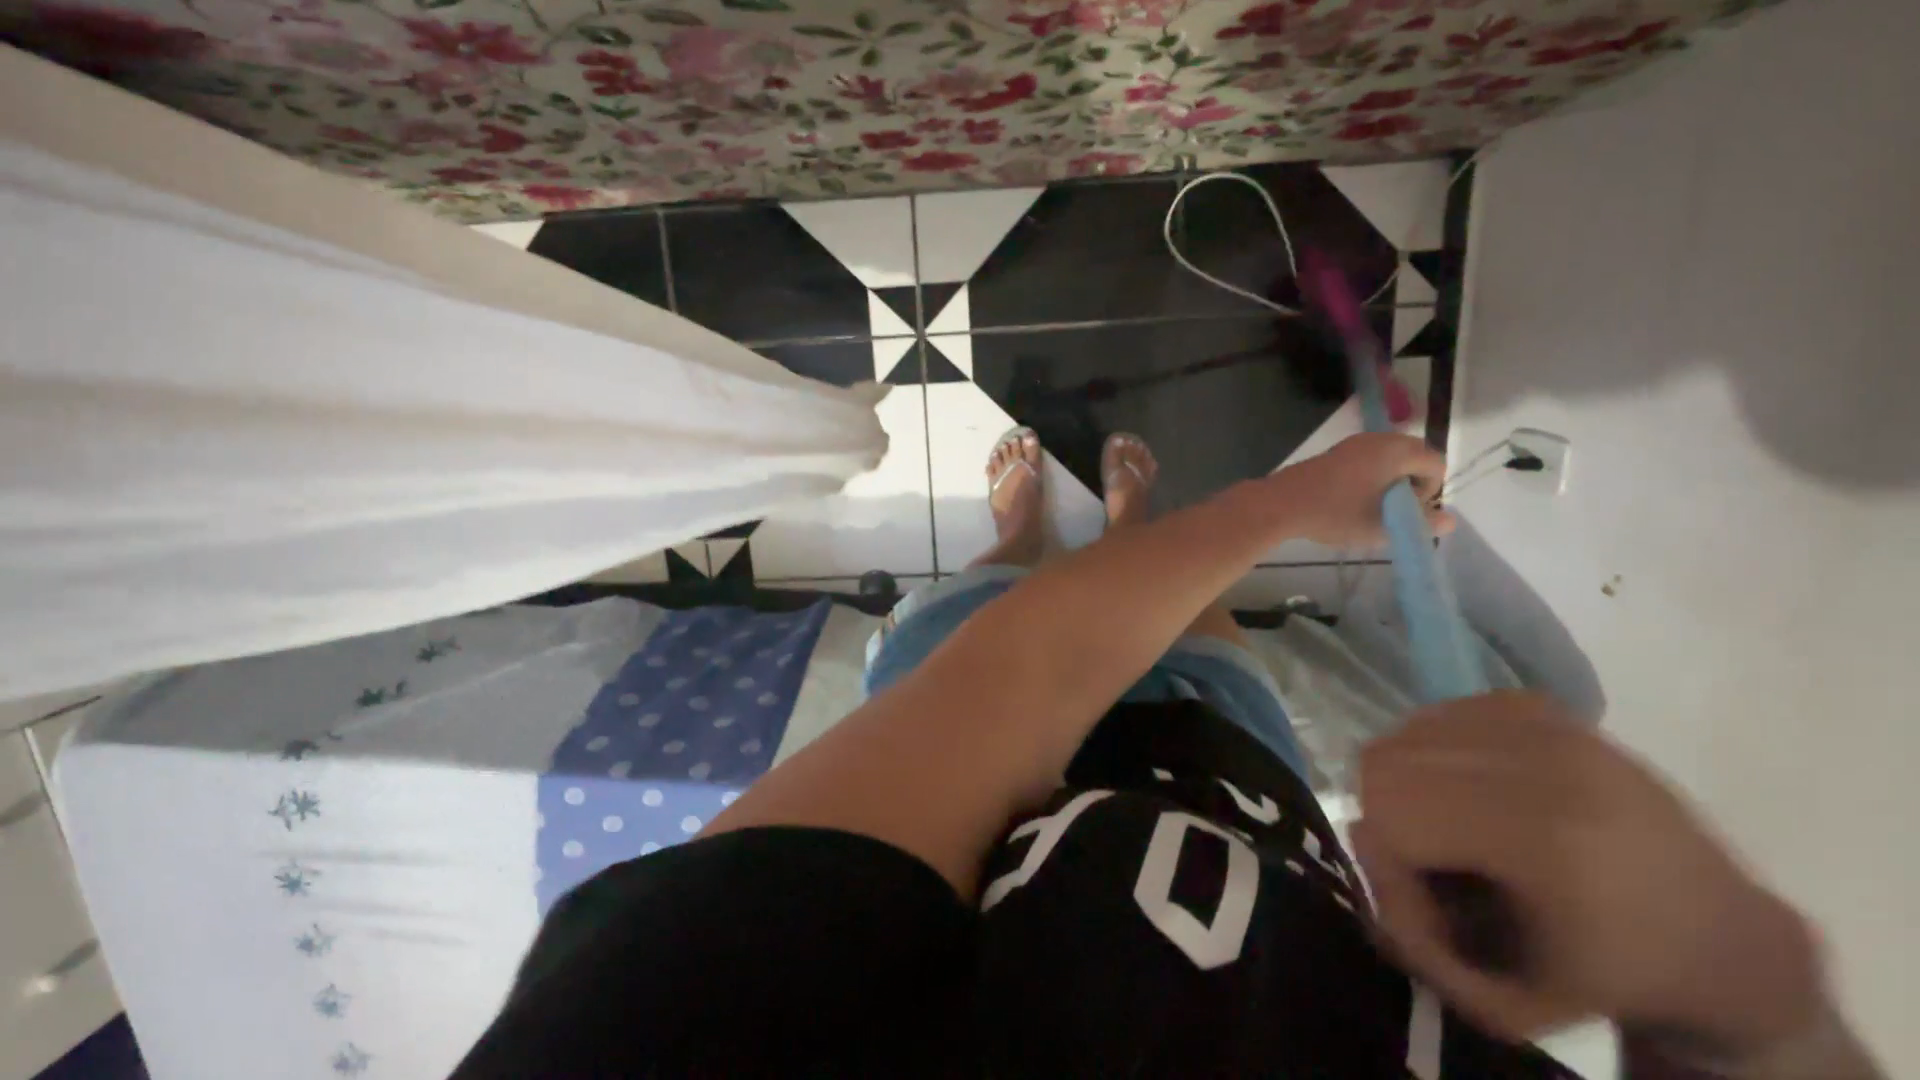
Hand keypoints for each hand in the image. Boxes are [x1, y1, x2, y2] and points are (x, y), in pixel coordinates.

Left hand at [1265, 433, 1451, 548]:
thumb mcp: (1383, 525)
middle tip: (1394, 510)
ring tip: (1373, 508)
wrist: (1282, 504)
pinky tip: (1353, 500)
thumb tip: (1451, 521)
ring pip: (1390, 458)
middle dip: (1413, 483)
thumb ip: (1422, 523)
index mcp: (1397, 450)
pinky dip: (1372, 476)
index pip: (1435, 462)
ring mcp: (1355, 443)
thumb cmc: (1337, 514)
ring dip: (1391, 480)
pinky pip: (1368, 459)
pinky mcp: (1336, 452)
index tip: (1409, 511)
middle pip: (1414, 456)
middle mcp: (1379, 439)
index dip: (1431, 490)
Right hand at [1350, 692, 1825, 1056]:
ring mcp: (1549, 726)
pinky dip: (1439, 753)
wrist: (1723, 936)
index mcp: (1542, 836)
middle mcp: (1544, 762)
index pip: (1388, 807)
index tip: (1425, 905)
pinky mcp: (1550, 711)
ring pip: (1408, 731)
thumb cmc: (1609, 976)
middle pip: (1386, 760)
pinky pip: (1445, 715)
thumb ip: (1407, 934)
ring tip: (1455, 827)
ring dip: (1409, 783)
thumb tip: (1362, 835)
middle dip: (1387, 817)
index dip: (1384, 862)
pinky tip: (1477, 795)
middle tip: (1430, 862)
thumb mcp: (1500, 1001)